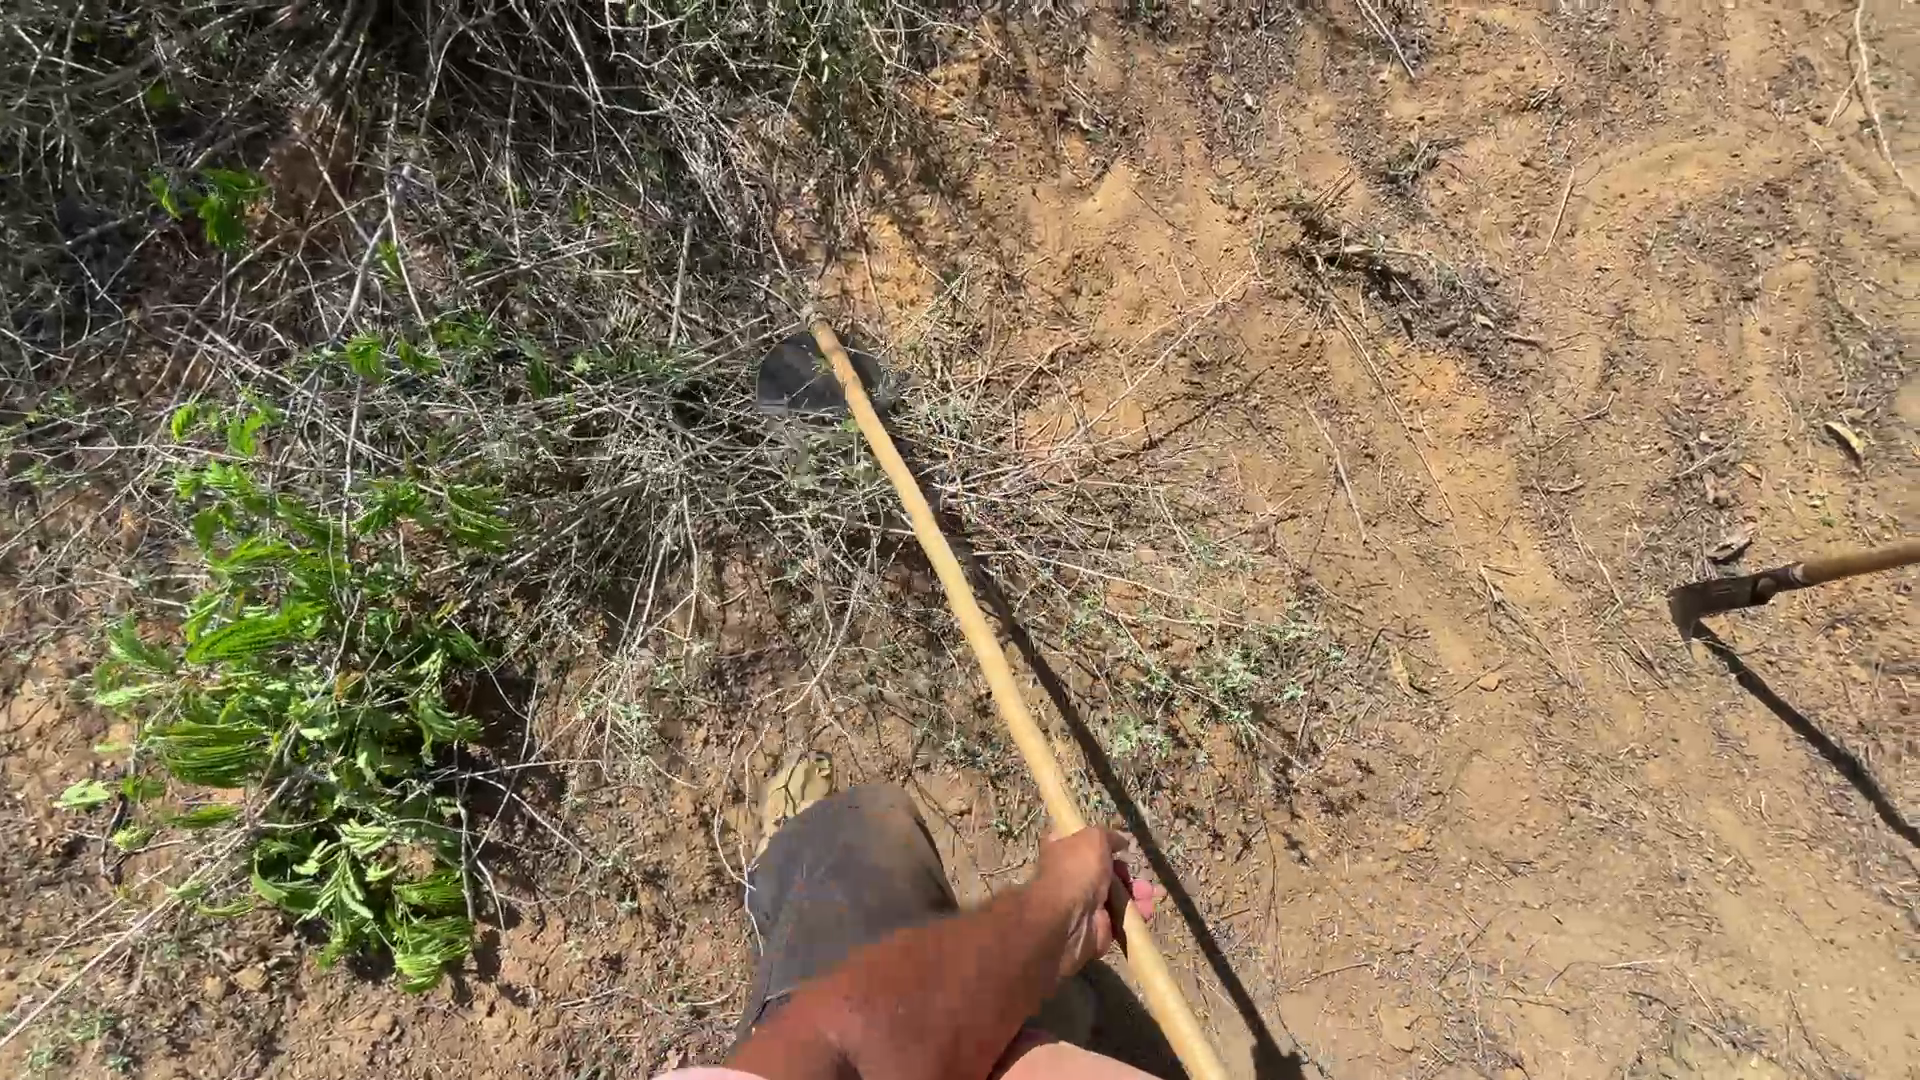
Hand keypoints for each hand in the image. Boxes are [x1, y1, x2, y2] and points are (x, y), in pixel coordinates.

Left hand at [1034, 826, 1158, 977]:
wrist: (1071, 919)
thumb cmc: (1077, 869)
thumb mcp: (1093, 838)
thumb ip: (1108, 836)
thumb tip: (1120, 841)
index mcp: (1061, 849)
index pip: (1078, 839)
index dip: (1098, 840)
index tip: (1117, 843)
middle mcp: (1071, 874)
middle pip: (1104, 867)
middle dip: (1124, 870)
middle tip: (1132, 872)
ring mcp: (1085, 900)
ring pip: (1116, 891)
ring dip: (1135, 890)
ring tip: (1149, 892)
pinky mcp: (1100, 922)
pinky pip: (1122, 914)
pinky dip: (1137, 911)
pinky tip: (1148, 907)